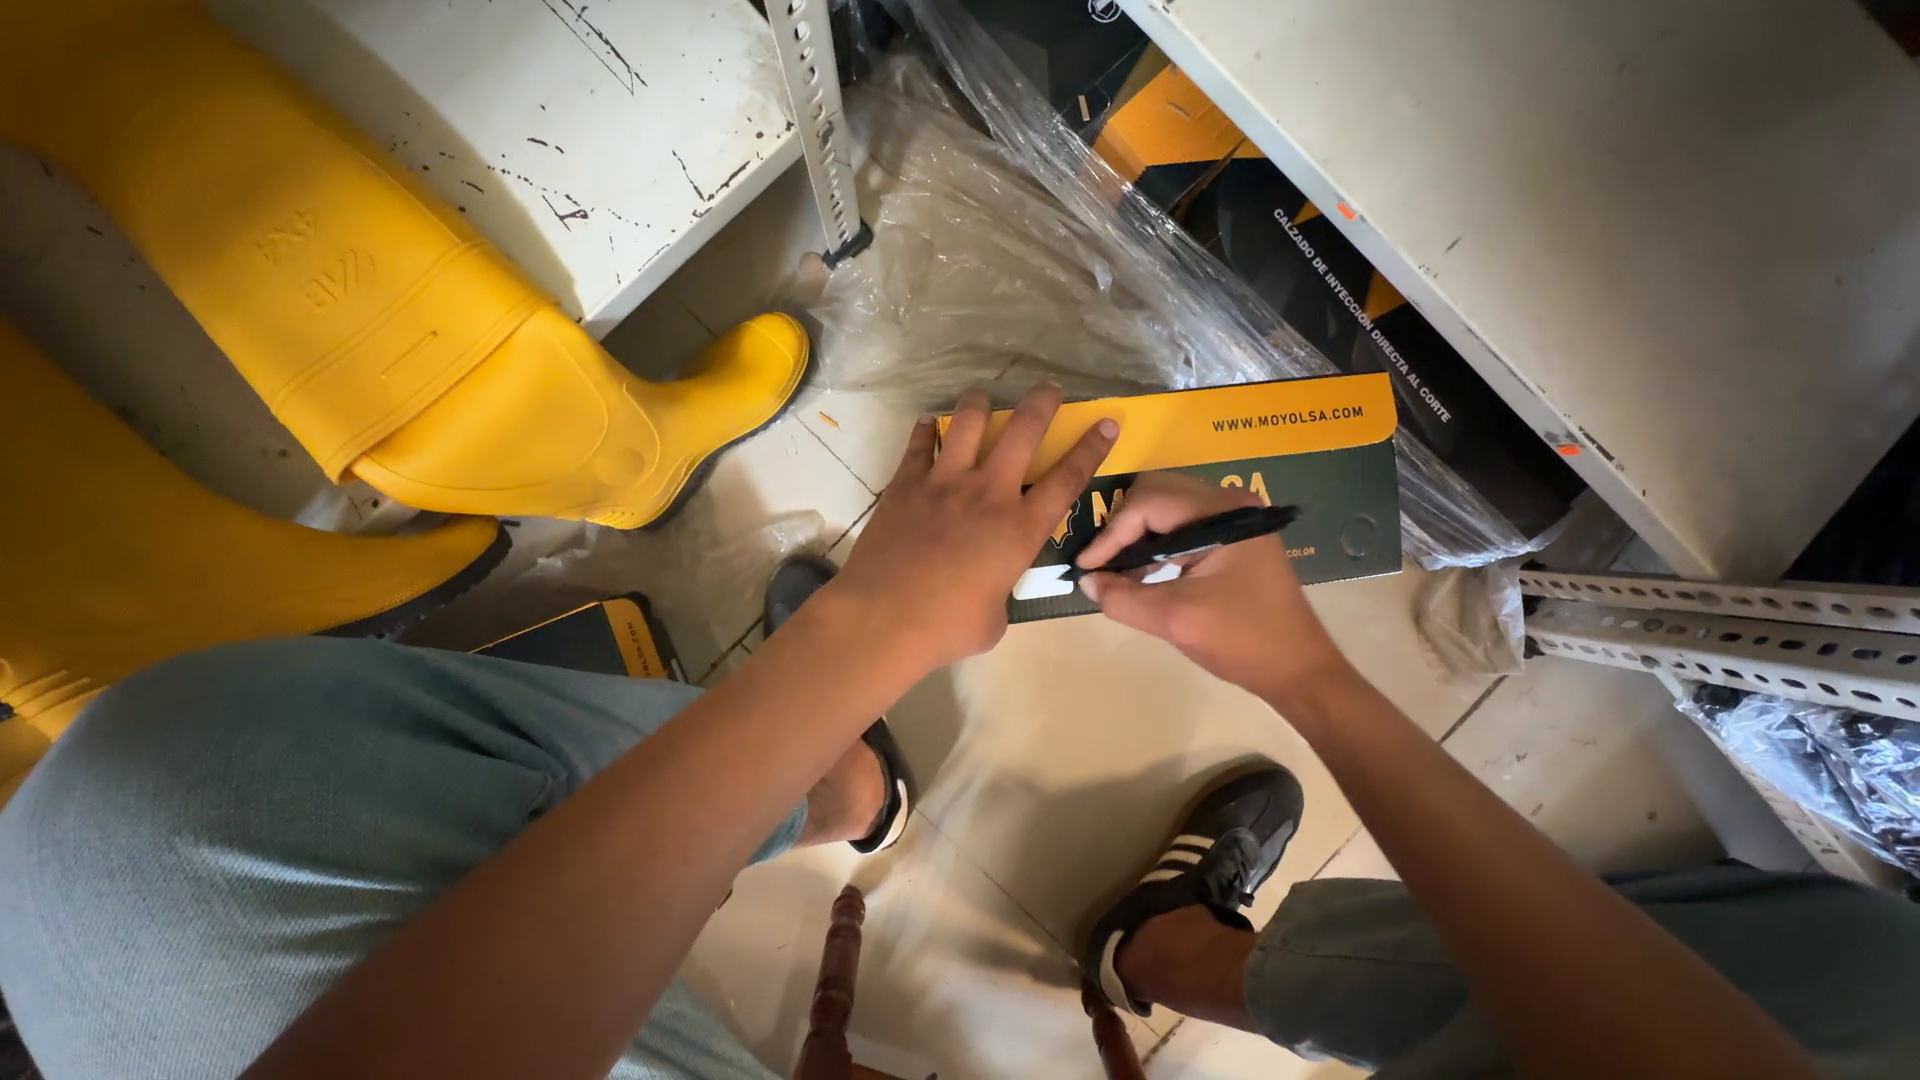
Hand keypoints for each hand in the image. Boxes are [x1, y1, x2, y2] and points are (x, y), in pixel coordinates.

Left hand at [827, 384, 1117, 670]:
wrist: (883, 618)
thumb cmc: (946, 628)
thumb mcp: (994, 618)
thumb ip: (1000, 590)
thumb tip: (989, 586)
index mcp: (1020, 528)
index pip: (1068, 478)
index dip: (1091, 448)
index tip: (1106, 423)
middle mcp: (989, 493)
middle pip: (1024, 430)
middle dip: (1043, 402)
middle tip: (1050, 388)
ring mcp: (944, 482)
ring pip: (968, 420)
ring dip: (980, 403)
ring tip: (982, 398)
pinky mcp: (905, 483)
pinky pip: (919, 442)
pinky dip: (925, 429)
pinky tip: (927, 425)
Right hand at [1075, 471, 1350, 703]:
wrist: (1299, 669)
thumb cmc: (1242, 640)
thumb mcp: (1175, 620)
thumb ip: (1123, 598)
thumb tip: (1085, 580)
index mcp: (1221, 512)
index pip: (1147, 504)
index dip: (1110, 535)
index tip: (1086, 567)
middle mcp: (1228, 503)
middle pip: (1155, 494)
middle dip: (1122, 529)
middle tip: (1101, 565)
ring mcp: (1234, 518)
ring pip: (1166, 509)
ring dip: (1138, 537)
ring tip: (1117, 574)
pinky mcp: (1233, 538)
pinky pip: (1181, 527)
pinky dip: (1157, 545)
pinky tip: (1144, 576)